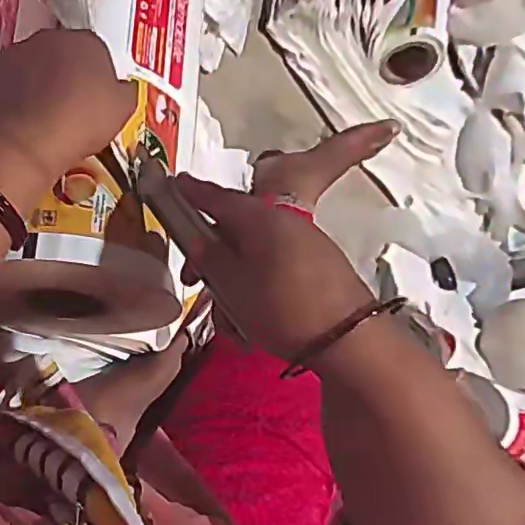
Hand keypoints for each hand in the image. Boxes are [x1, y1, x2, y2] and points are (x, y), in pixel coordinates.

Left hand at [0, 29, 138, 177]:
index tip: (93, 101)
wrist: (29, 141)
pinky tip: (20, 115)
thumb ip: (124, 92)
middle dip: (65, 74)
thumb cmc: (82, 123)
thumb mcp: (122, 111)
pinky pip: (10, 80)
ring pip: (34, 64)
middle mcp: (51, 37)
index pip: (96, 52)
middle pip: (62, 53)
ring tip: (42, 113)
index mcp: (88, 41)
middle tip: (68, 106)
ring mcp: (18, 51)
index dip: (95, 78)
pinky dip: (15, 93)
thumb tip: (122, 88)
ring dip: (38, 81)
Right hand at [171, 174, 374, 360]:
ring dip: (233, 280)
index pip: (218, 197)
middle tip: (195, 280)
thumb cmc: (282, 308)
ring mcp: (303, 243)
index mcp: (260, 219)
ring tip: (228, 315)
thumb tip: (197, 240)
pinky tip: (251, 319)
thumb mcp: (231, 285)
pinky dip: (256, 288)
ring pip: (253, 255)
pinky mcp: (315, 266)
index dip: (194, 193)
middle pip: (235, 229)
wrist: (347, 339)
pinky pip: (273, 269)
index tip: (178, 186)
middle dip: (211, 255)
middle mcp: (284, 223)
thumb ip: (209, 257)